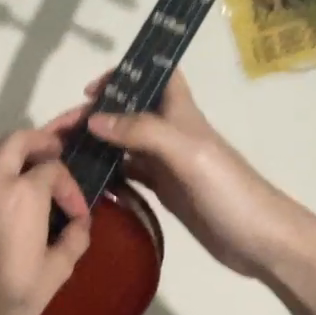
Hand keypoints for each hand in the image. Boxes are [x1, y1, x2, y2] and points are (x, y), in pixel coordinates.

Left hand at [0, 130, 91, 314]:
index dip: (71, 187)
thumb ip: (74, 238)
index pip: (53, 169)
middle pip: (15, 143)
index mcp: (22, 196)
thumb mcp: (57, 272)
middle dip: (39, 143)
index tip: (77, 214)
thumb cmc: (14, 303)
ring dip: (8, 168)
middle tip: (54, 155)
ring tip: (24, 190)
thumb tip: (78, 223)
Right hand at [60, 72, 315, 279]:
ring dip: (96, 145)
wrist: (258, 239)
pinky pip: (128, 175)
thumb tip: (94, 120)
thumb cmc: (228, 191)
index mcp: (182, 116)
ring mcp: (167, 164)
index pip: (157, 76)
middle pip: (128, 113)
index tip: (89, 91)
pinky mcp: (164, 191)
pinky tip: (84, 183)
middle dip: (95, 117)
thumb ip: (142, 133)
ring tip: (60, 157)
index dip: (126, 75)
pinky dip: (106, 174)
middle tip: (57, 135)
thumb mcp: (185, 155)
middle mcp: (172, 134)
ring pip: (123, 145)